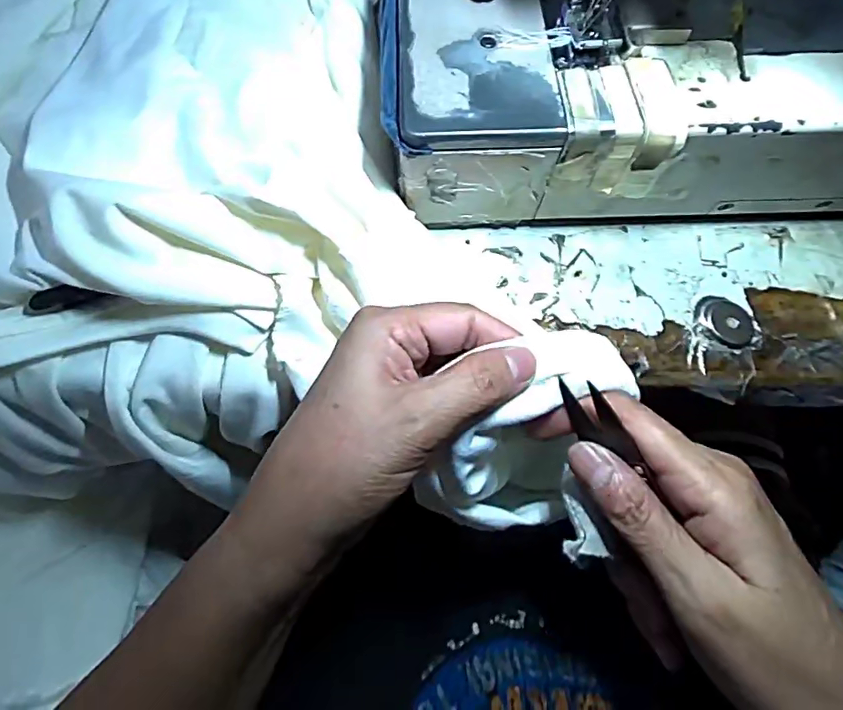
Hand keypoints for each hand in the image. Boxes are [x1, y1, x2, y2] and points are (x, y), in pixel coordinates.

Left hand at [228, 303, 535, 578]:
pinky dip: (466, 403)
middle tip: (538, 395)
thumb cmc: (351, 461)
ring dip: (484, 386)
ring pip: (453, 366)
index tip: (548, 370)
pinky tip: (488, 422)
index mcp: (387, 325)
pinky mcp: (392, 401)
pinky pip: (440, 390)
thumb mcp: (419, 418)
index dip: (507, 339)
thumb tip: (530, 356)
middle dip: (498, 364)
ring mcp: (388, 370)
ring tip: (520, 411)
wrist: (294, 525)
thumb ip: (478, 381)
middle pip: (459, 338)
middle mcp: (388, 337)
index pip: (464, 317)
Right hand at [542, 396, 842, 709]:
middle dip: (616, 534)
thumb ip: (636, 516)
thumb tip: (583, 449)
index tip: (537, 432)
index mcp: (710, 478)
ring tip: (663, 627)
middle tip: (635, 592)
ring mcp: (714, 502)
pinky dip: (653, 578)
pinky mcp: (714, 528)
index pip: (631, 416)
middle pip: (628, 471)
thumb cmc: (773, 655)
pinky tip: (673, 626)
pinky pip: (660, 534)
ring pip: (638, 511)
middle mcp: (711, 476)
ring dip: (636, 570)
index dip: (581, 412)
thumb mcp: (695, 592)